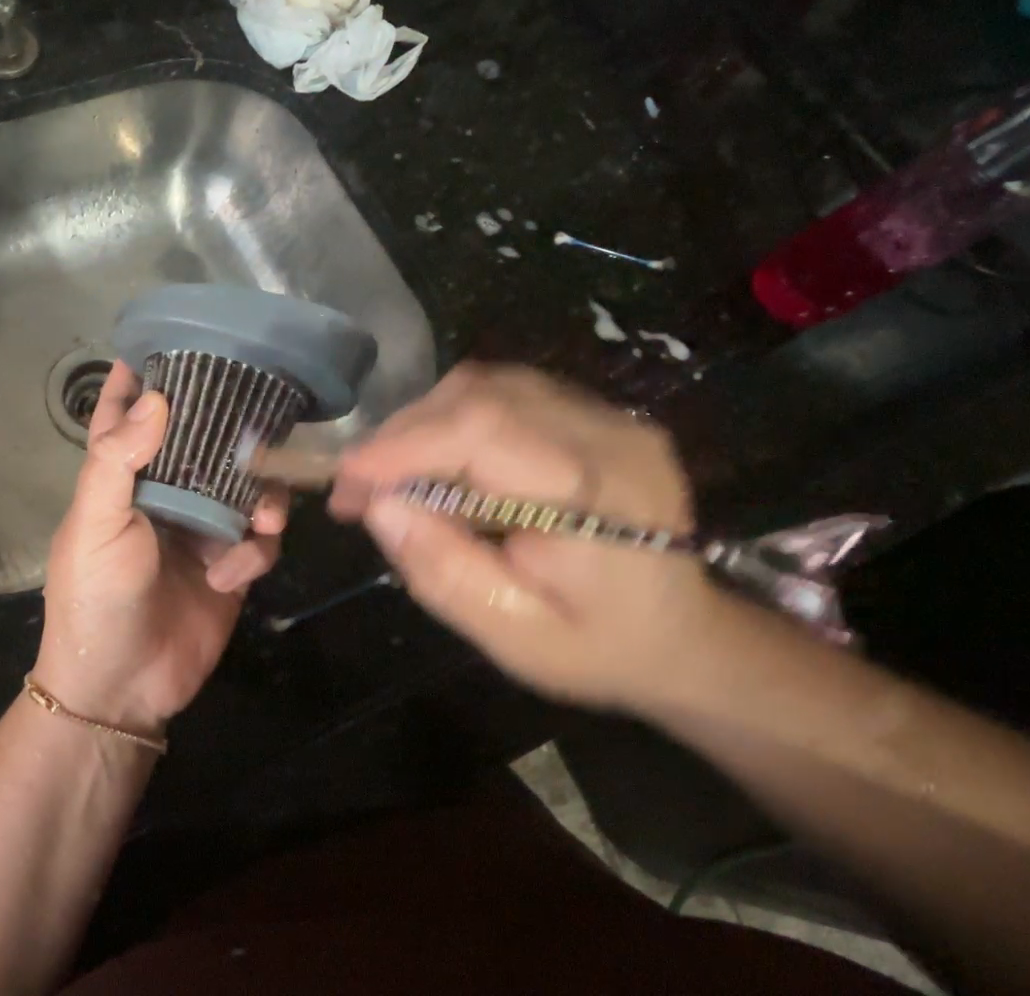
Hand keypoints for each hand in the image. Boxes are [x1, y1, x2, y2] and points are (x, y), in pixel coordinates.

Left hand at [33, 363, 286, 734]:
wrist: (121, 686)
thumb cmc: (94, 598)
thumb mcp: (95, 525)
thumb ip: (118, 460)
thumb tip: (158, 398)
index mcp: (118, 479)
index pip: (127, 415)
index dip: (143, 379)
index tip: (175, 341)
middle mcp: (162, 494)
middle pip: (202, 441)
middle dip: (229, 433)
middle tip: (261, 418)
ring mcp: (200, 529)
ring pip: (244, 486)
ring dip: (259, 499)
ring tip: (261, 520)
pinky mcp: (231, 565)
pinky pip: (261, 539)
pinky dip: (255, 551)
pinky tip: (233, 574)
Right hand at [330, 363, 731, 709]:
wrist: (683, 635)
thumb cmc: (595, 646)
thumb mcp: (513, 635)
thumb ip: (445, 571)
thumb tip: (378, 505)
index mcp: (595, 495)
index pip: (484, 430)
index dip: (402, 444)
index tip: (346, 481)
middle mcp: (609, 435)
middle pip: (480, 396)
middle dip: (400, 435)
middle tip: (355, 489)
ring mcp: (609, 416)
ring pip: (488, 384)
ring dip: (421, 423)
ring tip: (390, 476)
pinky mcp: (597, 413)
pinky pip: (508, 392)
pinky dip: (452, 418)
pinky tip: (436, 461)